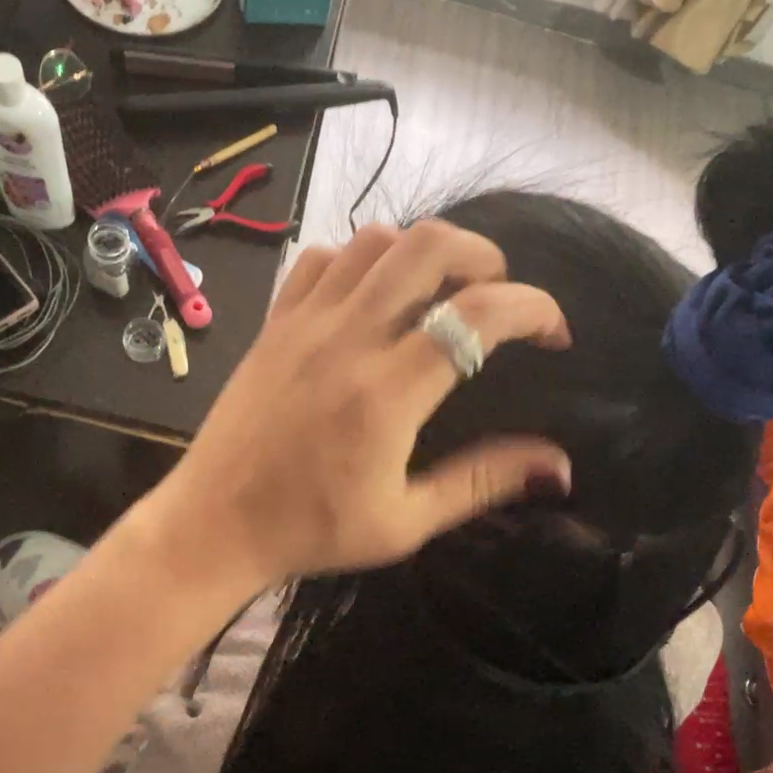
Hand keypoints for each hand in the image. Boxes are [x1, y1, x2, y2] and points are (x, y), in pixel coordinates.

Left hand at [148, 221, 572, 581]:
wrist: (214, 524)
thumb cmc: (310, 532)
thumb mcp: (404, 523)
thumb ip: (481, 482)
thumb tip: (558, 464)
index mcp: (387, 393)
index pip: (478, 314)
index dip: (534, 308)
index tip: (553, 334)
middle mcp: (347, 340)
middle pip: (427, 246)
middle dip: (483, 254)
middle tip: (498, 293)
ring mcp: (304, 323)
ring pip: (374, 240)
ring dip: (421, 250)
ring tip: (439, 290)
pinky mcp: (273, 323)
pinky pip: (321, 258)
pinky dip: (360, 259)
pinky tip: (370, 295)